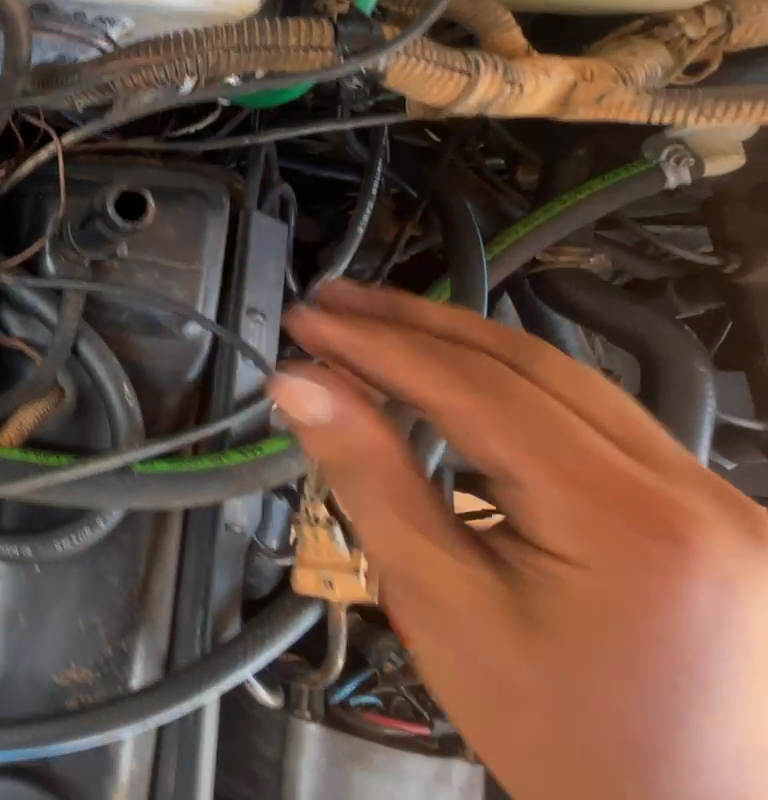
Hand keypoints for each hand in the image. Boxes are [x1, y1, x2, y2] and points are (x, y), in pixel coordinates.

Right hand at [267, 280, 767, 799]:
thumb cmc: (548, 723)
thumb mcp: (436, 599)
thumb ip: (369, 476)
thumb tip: (300, 386)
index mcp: (632, 518)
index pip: (480, 390)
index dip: (379, 346)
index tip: (304, 322)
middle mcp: (701, 490)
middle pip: (535, 366)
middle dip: (419, 325)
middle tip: (331, 301)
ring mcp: (723, 500)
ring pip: (573, 383)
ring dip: (464, 347)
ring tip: (377, 324)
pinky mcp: (715, 514)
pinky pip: (599, 422)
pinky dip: (512, 389)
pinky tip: (454, 382)